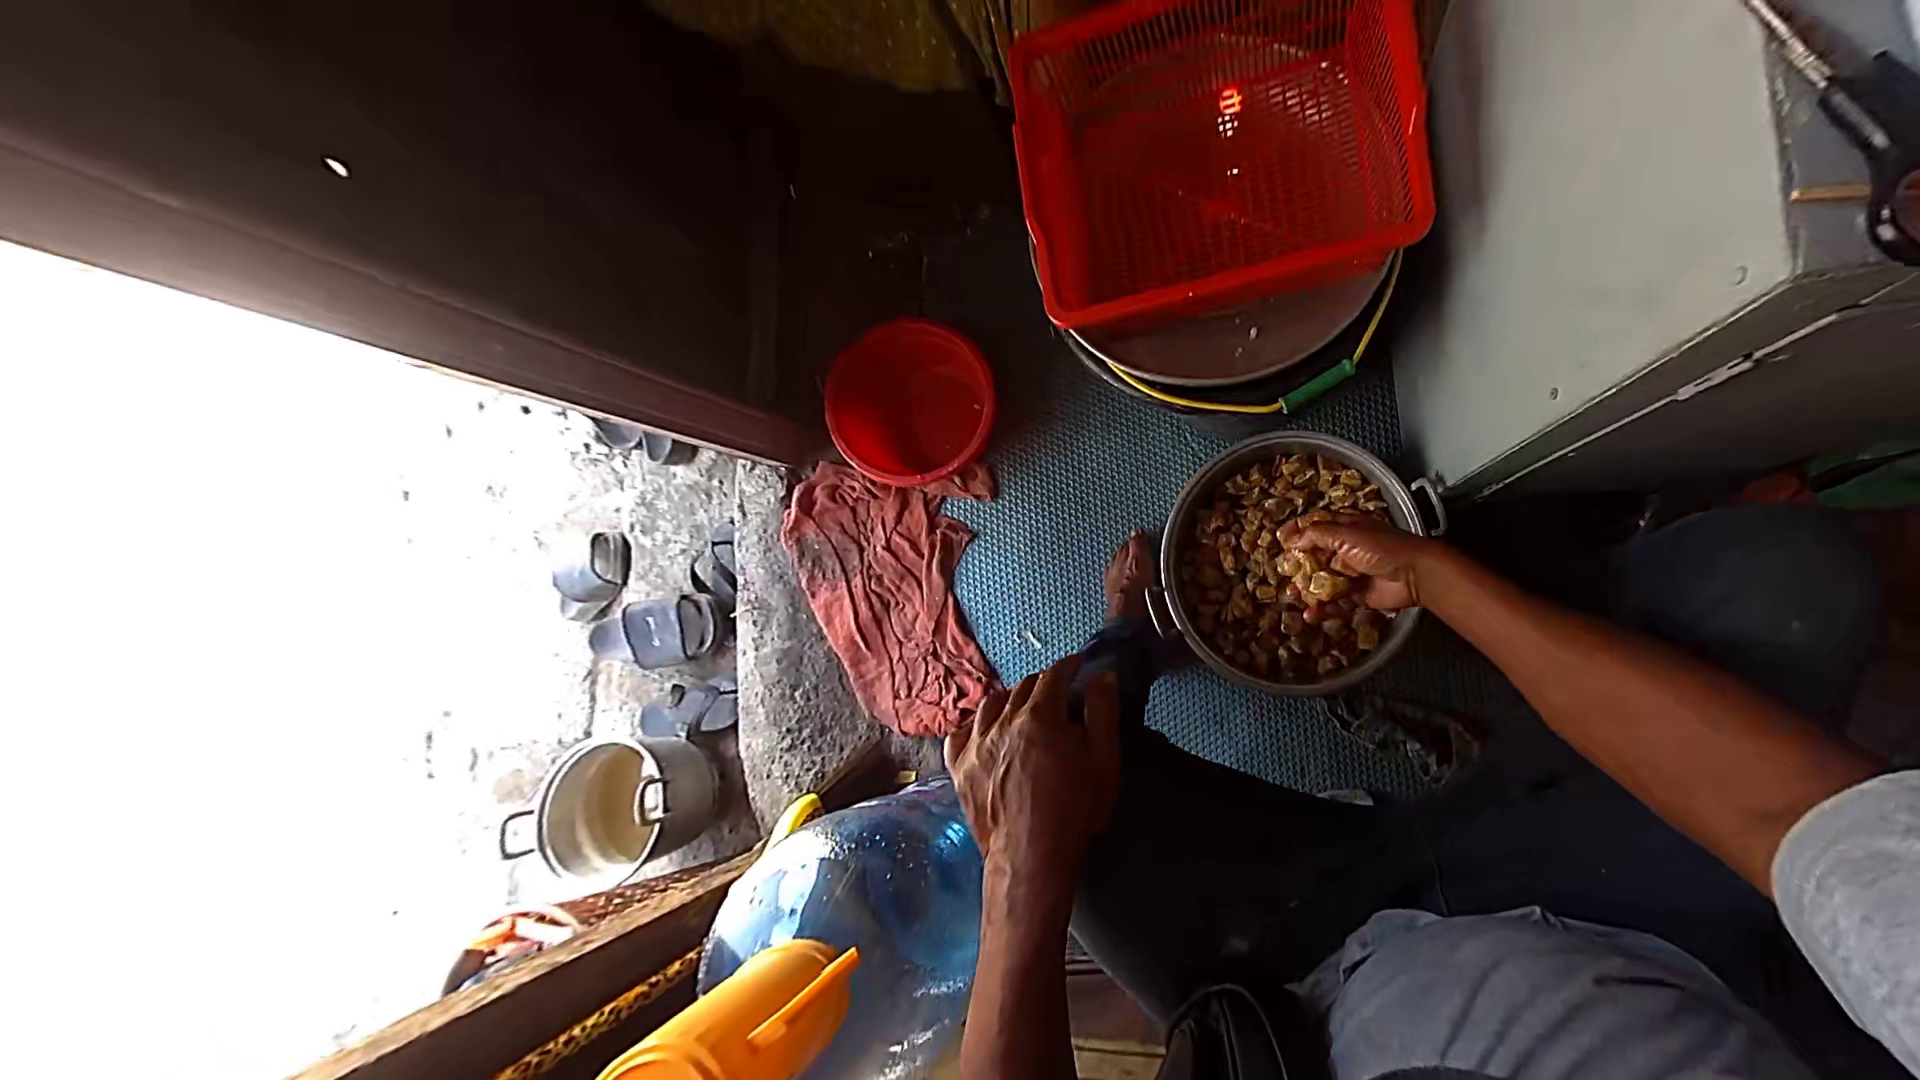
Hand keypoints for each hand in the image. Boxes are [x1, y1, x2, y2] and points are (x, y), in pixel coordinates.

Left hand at [945, 655, 1121, 890]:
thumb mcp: (1103, 760)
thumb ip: (1103, 712)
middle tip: (1055, 694)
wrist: (1030, 856)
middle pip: (1022, 687)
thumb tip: (1101, 677)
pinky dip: (973, 726)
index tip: (1076, 665)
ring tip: (1021, 709)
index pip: (1053, 676)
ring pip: (991, 704)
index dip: (1067, 667)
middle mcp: (1003, 720)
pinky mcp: (959, 766)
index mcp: (1040, 715)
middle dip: (1042, 684)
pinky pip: (960, 732)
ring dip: (1009, 700)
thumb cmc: (1074, 809)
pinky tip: (983, 731)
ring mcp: (976, 742)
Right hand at [1281, 514, 1441, 610]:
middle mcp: (1345, 549)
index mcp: (1345, 528)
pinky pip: (1333, 601)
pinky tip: (1311, 613)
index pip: (1315, 527)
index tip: (1280, 539)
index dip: (1297, 532)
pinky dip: (1321, 608)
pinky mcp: (1356, 594)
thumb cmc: (1383, 548)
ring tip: (1293, 596)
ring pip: (1320, 580)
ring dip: (1305, 589)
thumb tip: (1292, 539)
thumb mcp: (1346, 534)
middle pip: (1313, 556)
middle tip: (1283, 573)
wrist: (1416, 575)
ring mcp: (1350, 572)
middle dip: (1296, 566)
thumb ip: (1316, 535)